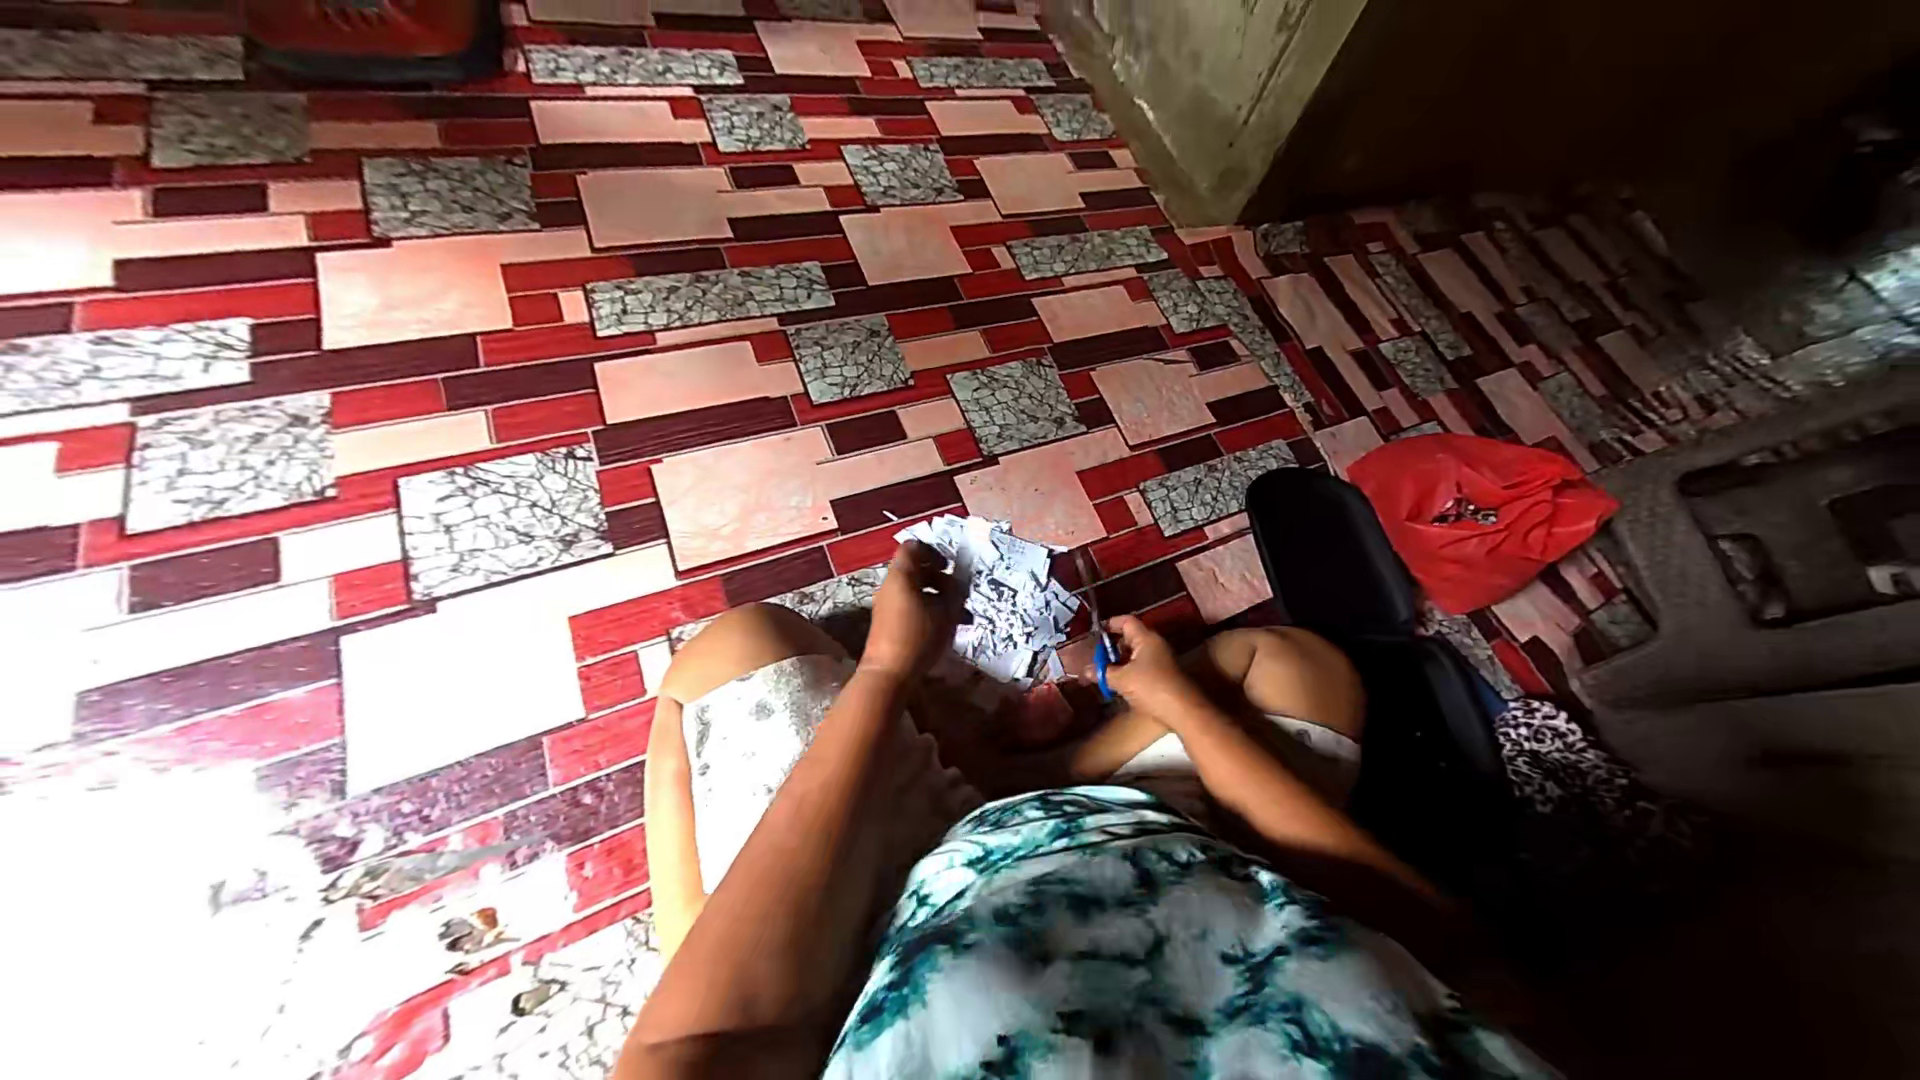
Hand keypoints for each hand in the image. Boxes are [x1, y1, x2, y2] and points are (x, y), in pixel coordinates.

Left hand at [859, 540, 962, 678]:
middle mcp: (890, 586)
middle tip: (958, 592)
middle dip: (940, 578)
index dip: (933, 552)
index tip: (950, 566)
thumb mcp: (946, 613)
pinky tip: (945, 627)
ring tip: (959, 615)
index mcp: (900, 576)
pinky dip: (927, 609)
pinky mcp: (887, 622)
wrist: (888, 673)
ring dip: (937, 596)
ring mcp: (886, 604)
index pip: (913, 547)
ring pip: (914, 589)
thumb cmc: (919, 637)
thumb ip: (955, 593)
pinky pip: (909, 605)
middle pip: (915, 569)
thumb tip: (958, 583)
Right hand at [1094, 615, 1206, 719]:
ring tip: (1103, 672)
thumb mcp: (1121, 679)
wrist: (1184, 711)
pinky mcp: (1164, 676)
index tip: (1094, 632)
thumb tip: (1085, 671)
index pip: (1126, 621)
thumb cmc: (1151, 687)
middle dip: (1111, 646)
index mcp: (1146, 638)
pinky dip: (1128, 672)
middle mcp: (1155, 645)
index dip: (1110, 623)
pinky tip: (1118, 684)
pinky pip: (1142, 667)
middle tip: (1095, 656)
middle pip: (1130, 638)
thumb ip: (1101, 673)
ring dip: (1119, 661)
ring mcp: (1161, 661)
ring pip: (1135, 654)